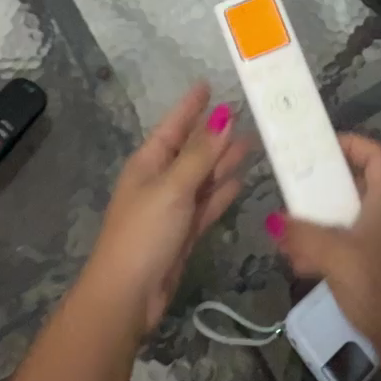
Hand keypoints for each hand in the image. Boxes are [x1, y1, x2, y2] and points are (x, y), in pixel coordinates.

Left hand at [80, 83, 252, 332]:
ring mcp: (172, 208)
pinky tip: (240, 181)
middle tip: (245, 113)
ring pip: (203, 177)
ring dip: (224, 161)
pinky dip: (222, 192)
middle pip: (192, 150)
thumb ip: (200, 155)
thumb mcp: (173, 187)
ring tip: (252, 143)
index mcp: (148, 162)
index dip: (191, 106)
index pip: (174, 125)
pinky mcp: (184, 233)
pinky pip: (207, 204)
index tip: (209, 85)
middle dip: (216, 133)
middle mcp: (160, 180)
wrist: (128, 296)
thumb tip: (223, 117)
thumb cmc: (144, 232)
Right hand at [270, 134, 380, 357]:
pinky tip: (302, 264)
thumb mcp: (335, 254)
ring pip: (349, 217)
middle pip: (356, 184)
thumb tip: (274, 220)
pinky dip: (327, 247)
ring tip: (290, 233)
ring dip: (319, 222)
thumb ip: (303, 234)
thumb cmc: (378, 283)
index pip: (375, 153)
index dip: (350, 143)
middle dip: (322, 188)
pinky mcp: (379, 267)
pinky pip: (350, 244)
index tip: (318, 148)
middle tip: (293, 189)